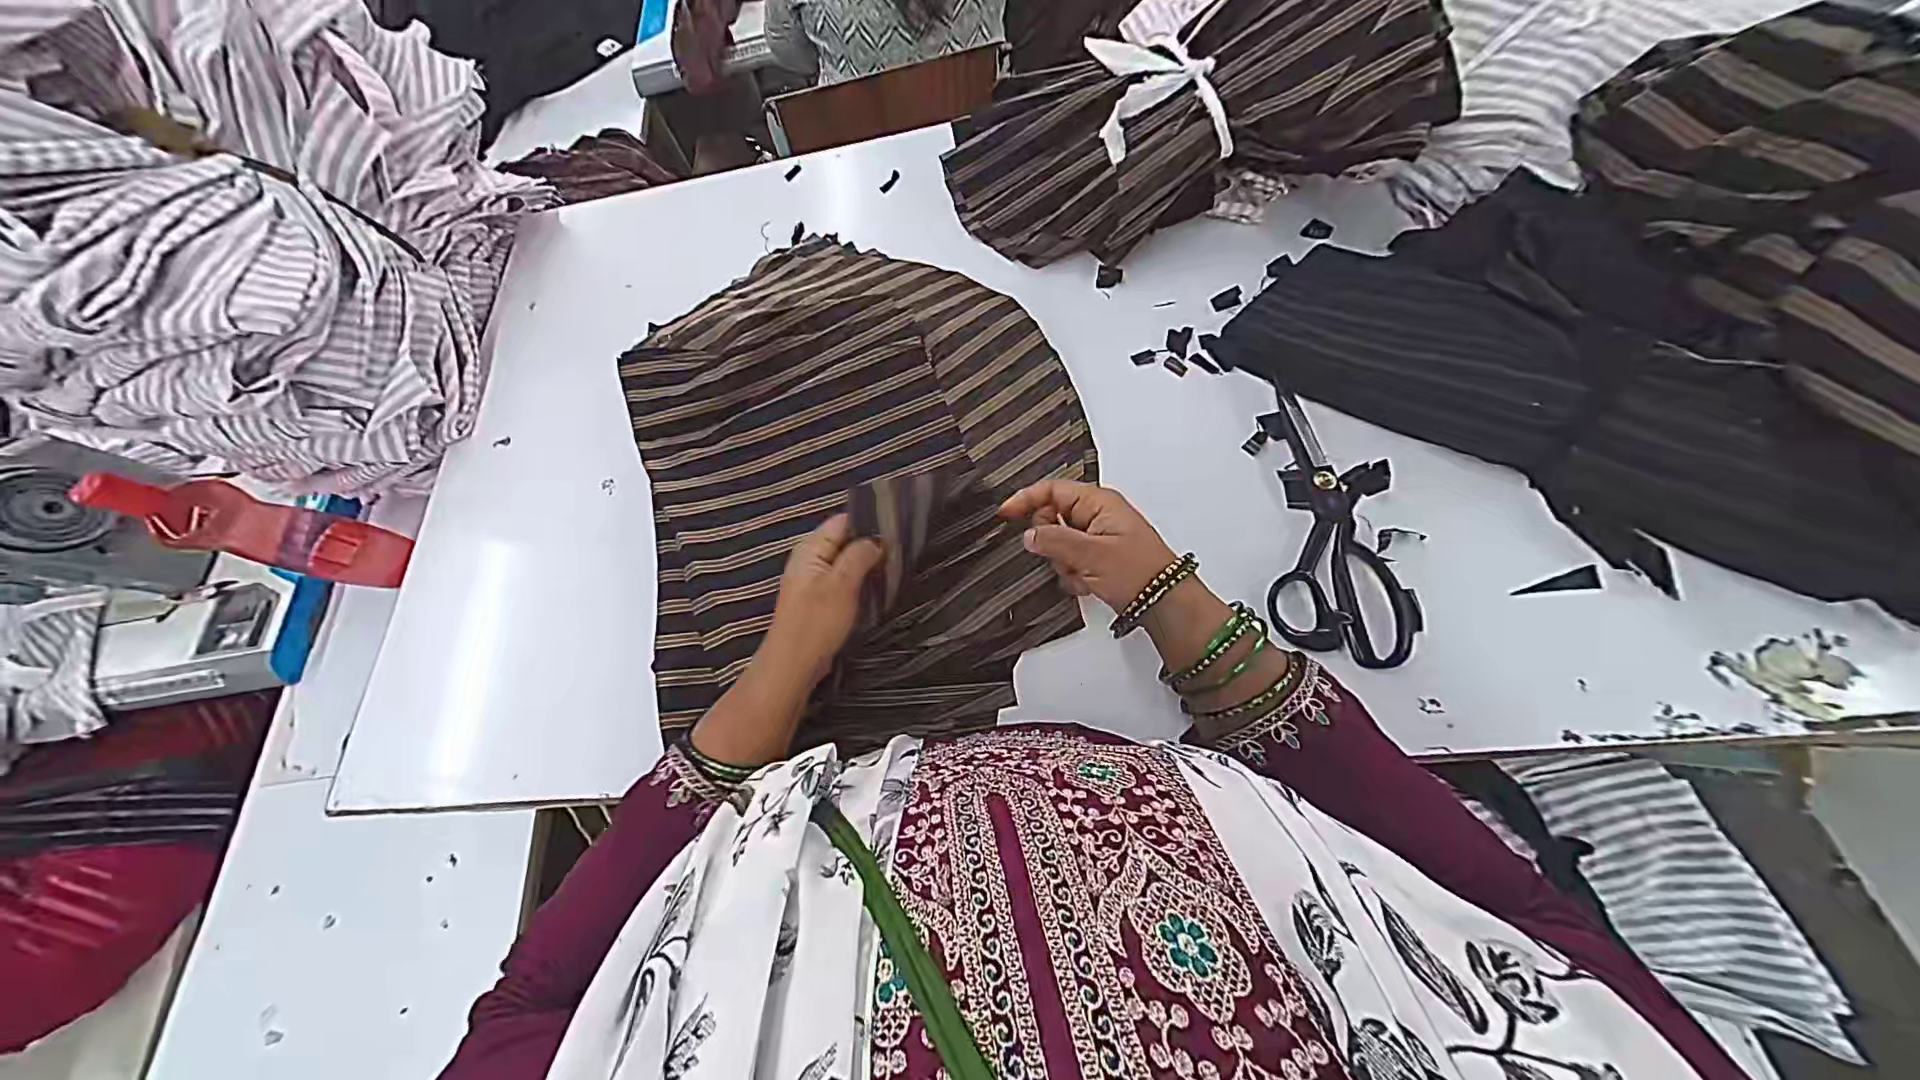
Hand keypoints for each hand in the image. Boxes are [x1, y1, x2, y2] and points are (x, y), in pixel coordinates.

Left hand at [759, 513, 886, 689]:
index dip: (869, 523)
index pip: (843, 521)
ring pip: (847, 563)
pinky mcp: (821, 600)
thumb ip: (859, 555)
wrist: (793, 666)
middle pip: (846, 541)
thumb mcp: (842, 584)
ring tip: (893, 569)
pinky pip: (845, 581)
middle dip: (871, 545)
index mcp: (810, 549)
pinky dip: (860, 583)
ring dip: (867, 566)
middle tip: (899, 553)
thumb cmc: (815, 624)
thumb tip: (877, 541)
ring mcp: (815, 580)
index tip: (896, 530)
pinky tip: (876, 589)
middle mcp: (810, 560)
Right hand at [997, 479, 1178, 611]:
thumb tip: (1029, 534)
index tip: (1005, 514)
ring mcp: (1098, 537)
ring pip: (1058, 543)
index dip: (1026, 499)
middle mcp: (1097, 515)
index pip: (1052, 490)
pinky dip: (1073, 574)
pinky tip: (1088, 583)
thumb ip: (1054, 540)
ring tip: (1083, 574)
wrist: (1165, 603)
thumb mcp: (1091, 554)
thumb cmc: (1141, 573)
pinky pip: (1070, 560)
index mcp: (1098, 502)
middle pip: (1052, 518)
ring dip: (1064, 563)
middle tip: (1064, 557)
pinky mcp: (1098, 557)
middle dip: (1051, 542)